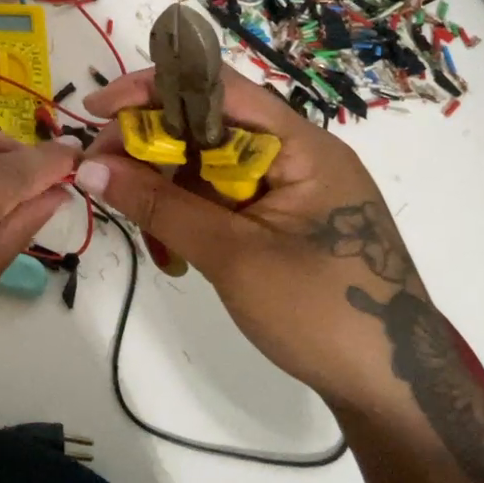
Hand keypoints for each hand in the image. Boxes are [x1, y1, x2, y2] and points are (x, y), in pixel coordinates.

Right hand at [79, 67, 483, 482]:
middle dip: (145, 141)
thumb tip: (87, 167)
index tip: (97, 110)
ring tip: (130, 216)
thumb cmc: (323, 313)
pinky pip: (214, 193)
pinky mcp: (276, 216)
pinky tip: (164, 242)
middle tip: (99, 172)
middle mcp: (293, 154)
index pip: (216, 88)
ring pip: (202, 160)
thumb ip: (158, 204)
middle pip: (202, 122)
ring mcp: (286, 186)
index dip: (151, 89)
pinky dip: (181, 208)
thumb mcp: (231, 256)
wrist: (396, 394)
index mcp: (300, 147)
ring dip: (159, 181)